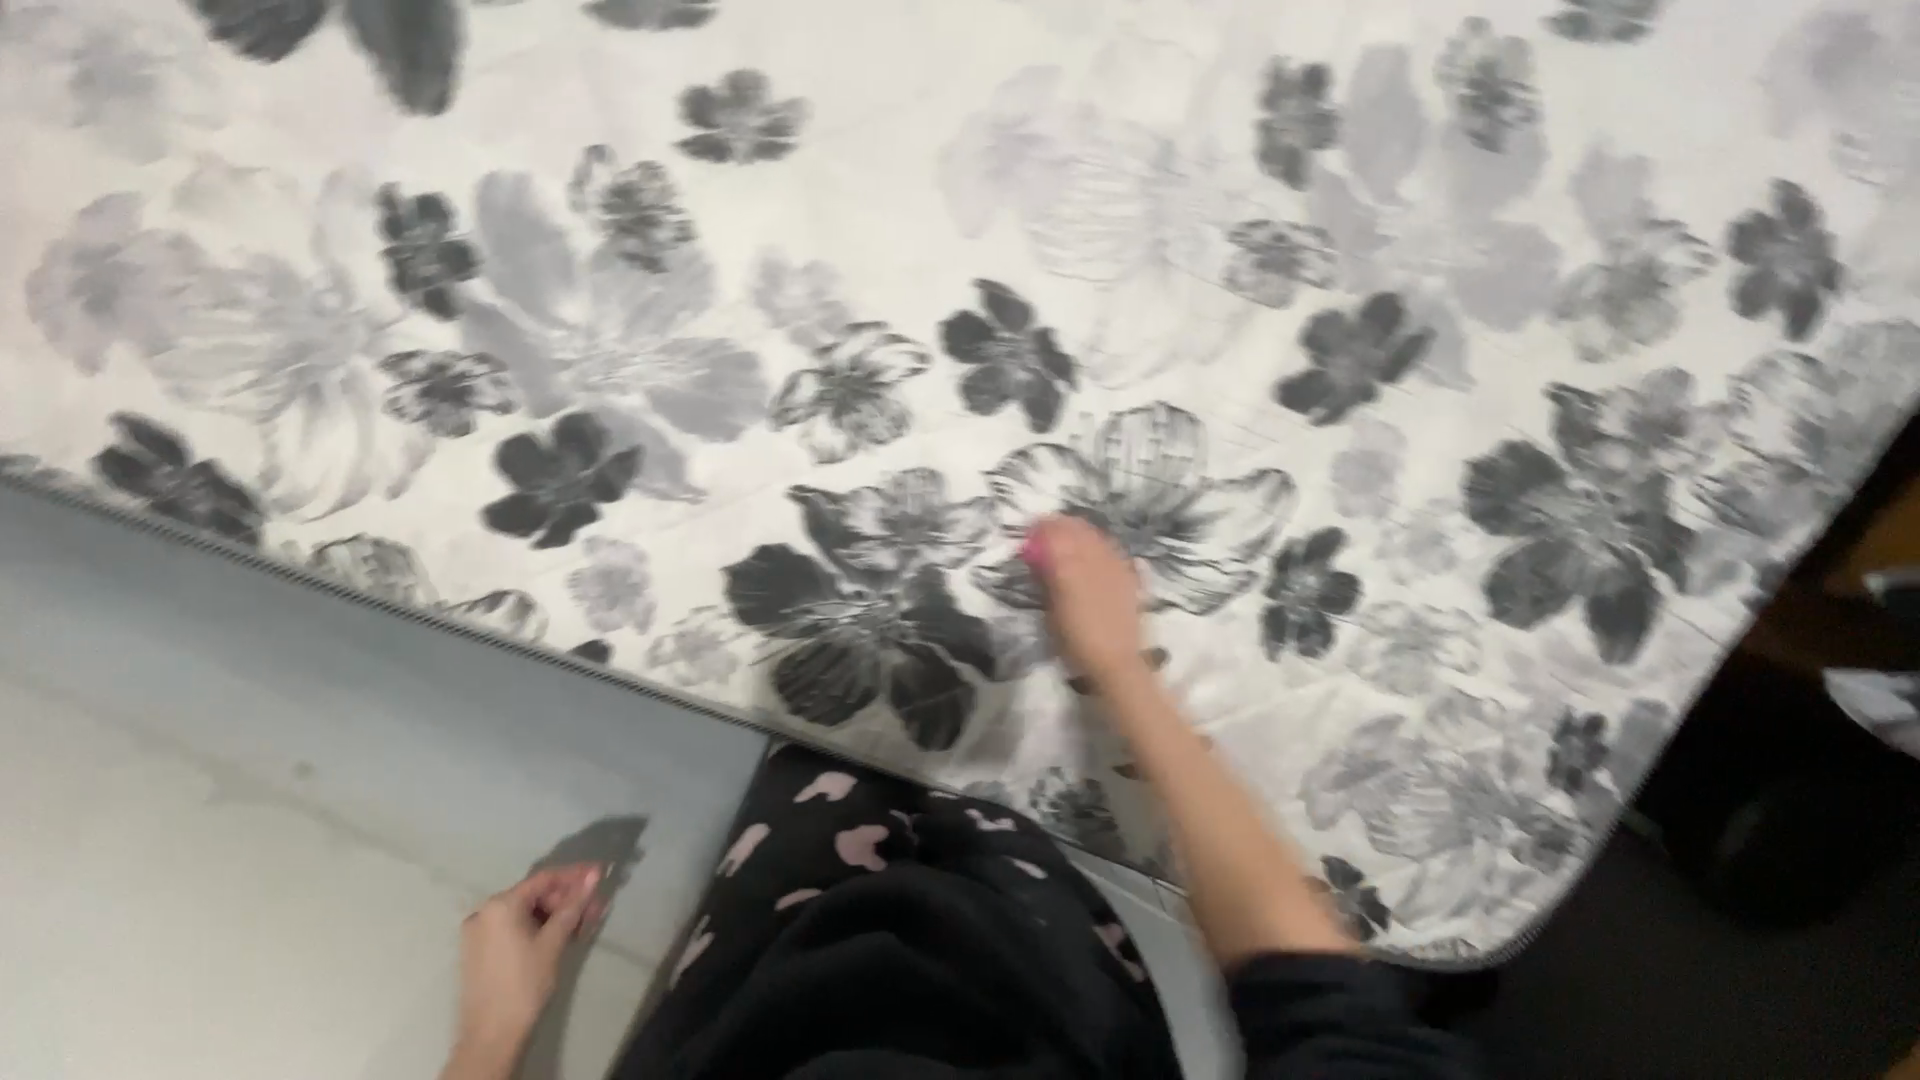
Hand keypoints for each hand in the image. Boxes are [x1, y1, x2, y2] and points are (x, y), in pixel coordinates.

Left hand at [453, 863, 604, 1061]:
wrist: (491, 1036)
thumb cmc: (525, 983)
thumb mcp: (554, 941)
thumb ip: (574, 903)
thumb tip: (594, 874)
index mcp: (500, 905)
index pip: (545, 878)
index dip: (575, 875)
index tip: (601, 873)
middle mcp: (485, 912)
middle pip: (536, 895)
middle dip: (568, 899)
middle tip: (596, 907)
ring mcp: (480, 932)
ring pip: (528, 912)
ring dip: (558, 915)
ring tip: (585, 924)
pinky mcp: (481, 950)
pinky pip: (516, 927)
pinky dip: (540, 928)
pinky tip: (564, 934)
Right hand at [1026, 515, 1147, 691]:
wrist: (1117, 663)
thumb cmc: (1076, 643)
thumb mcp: (1051, 613)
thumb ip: (1046, 581)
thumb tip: (1037, 558)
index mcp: (1070, 571)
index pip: (1055, 536)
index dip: (1042, 528)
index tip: (1032, 527)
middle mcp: (1095, 562)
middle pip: (1078, 531)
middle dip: (1062, 525)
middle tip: (1049, 527)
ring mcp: (1117, 568)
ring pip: (1098, 537)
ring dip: (1083, 530)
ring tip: (1073, 532)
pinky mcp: (1131, 577)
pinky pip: (1116, 551)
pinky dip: (1104, 544)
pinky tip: (1100, 547)